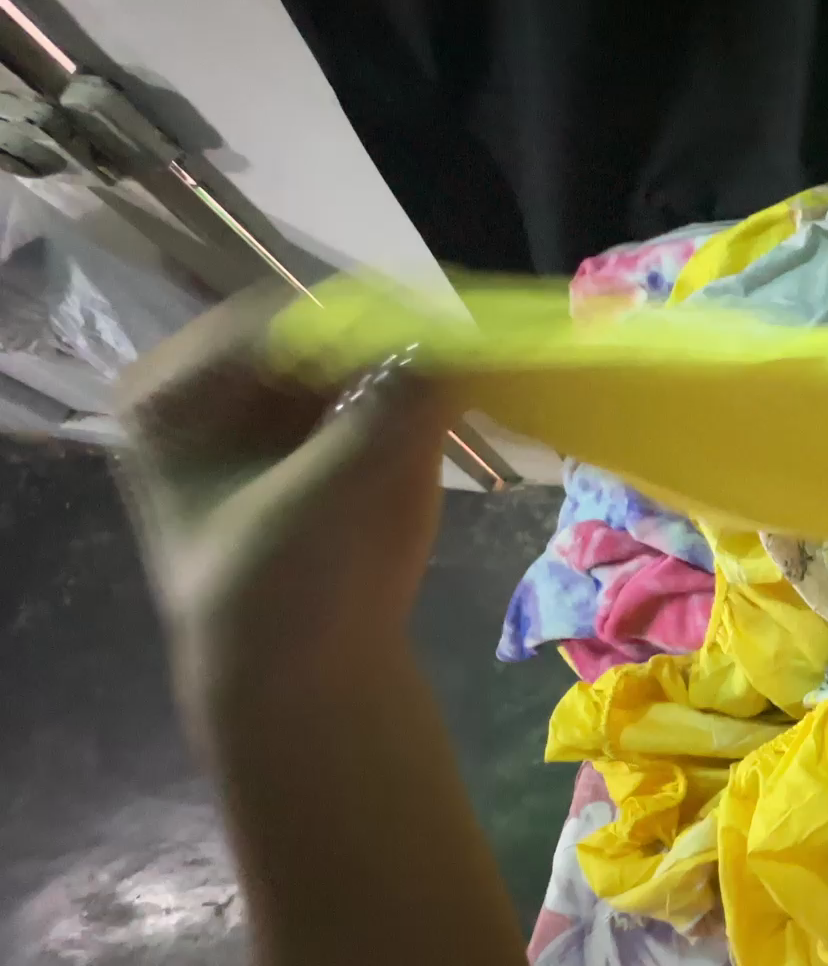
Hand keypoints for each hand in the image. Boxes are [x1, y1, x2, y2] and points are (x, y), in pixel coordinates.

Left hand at [115, 290, 453, 720]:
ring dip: (431, 352)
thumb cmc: (288, 585)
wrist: (313, 660)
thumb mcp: (331, 492)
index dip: (360, 321)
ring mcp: (304, 404)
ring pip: (374, 352)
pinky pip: (405, 383)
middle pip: (331, 331)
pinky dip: (444, 379)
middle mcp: (238, 385)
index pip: (279, 323)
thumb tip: (466, 337)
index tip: (442, 328)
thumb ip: (395, 409)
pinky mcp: (361, 427)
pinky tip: (482, 379)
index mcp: (183, 392)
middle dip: (403, 333)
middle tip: (478, 337)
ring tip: (490, 353)